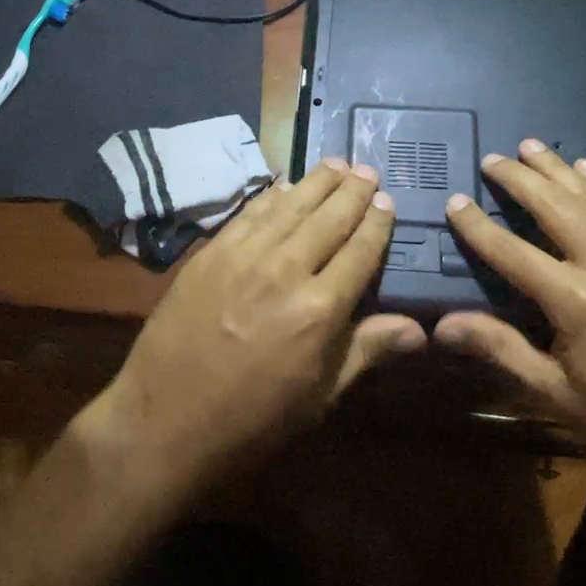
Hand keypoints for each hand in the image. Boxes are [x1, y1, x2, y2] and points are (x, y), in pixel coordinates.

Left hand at [92, 159, 426, 488]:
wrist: (165, 421)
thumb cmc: (253, 419)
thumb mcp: (320, 396)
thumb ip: (367, 350)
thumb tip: (419, 329)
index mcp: (321, 309)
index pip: (360, 251)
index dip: (377, 224)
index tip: (388, 202)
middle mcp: (286, 270)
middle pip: (328, 218)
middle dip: (352, 192)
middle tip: (367, 170)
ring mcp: (244, 257)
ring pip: (290, 206)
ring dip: (316, 181)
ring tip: (336, 164)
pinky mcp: (211, 253)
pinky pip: (250, 213)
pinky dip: (273, 195)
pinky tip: (285, 185)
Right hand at [435, 140, 585, 476]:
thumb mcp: (555, 393)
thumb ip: (501, 349)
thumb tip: (443, 326)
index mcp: (576, 302)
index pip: (513, 252)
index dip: (479, 226)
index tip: (454, 200)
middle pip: (555, 208)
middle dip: (520, 180)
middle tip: (492, 159)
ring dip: (558, 170)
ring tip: (530, 146)